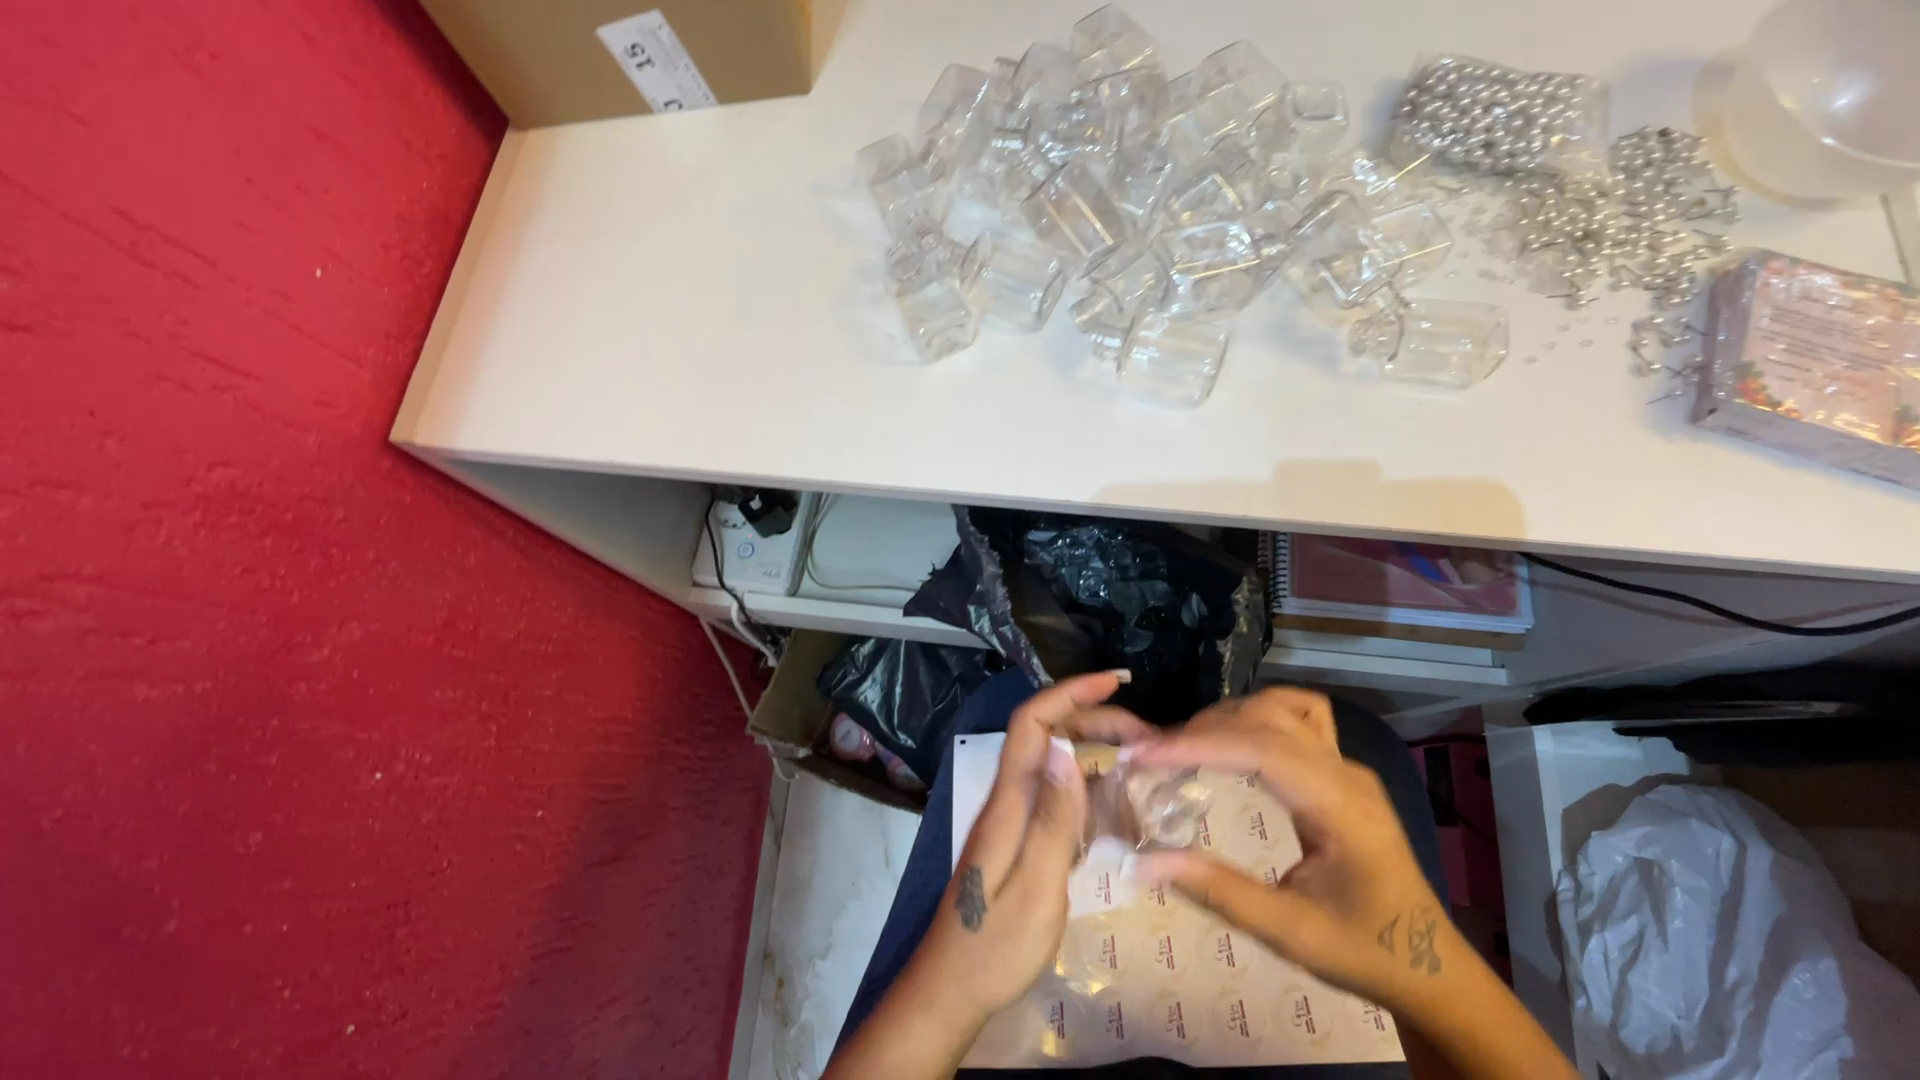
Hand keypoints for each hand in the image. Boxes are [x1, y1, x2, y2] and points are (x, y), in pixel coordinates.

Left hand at [907, 671, 1156, 1019]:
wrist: (952, 989)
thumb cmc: (995, 946)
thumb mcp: (1036, 887)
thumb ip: (1053, 819)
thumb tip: (1066, 748)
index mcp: (1008, 801)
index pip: (1032, 723)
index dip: (1070, 692)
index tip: (1116, 681)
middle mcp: (1009, 800)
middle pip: (1048, 737)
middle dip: (1096, 720)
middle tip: (1149, 738)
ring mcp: (1013, 821)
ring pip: (1056, 767)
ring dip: (1098, 755)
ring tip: (1146, 767)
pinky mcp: (1021, 843)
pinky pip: (1058, 801)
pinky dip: (1091, 794)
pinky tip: (1123, 811)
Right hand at [1130, 688, 1447, 1010]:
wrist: (1429, 966)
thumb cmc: (1363, 952)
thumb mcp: (1288, 932)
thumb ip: (1217, 891)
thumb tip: (1144, 861)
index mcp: (1342, 808)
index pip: (1263, 751)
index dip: (1198, 745)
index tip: (1142, 755)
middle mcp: (1348, 775)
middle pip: (1271, 719)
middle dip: (1205, 729)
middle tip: (1152, 756)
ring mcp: (1349, 770)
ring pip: (1286, 709)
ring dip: (1232, 717)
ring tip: (1186, 746)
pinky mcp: (1343, 775)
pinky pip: (1300, 722)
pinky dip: (1259, 719)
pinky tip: (1233, 742)